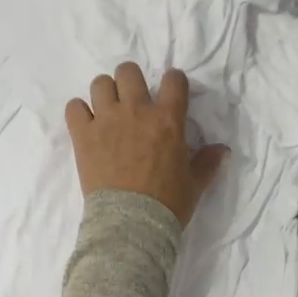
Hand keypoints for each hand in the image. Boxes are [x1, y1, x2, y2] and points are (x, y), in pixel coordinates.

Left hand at [65, 62, 227, 228]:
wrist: (132, 225)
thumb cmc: (168, 204)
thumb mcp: (195, 185)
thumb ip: (208, 163)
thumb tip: (223, 150)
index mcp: (168, 119)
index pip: (174, 79)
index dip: (173, 83)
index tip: (170, 94)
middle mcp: (136, 111)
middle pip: (128, 71)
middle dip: (132, 82)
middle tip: (132, 103)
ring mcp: (106, 121)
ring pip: (100, 84)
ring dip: (105, 95)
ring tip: (108, 114)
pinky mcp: (83, 136)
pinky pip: (74, 107)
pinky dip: (80, 113)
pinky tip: (87, 126)